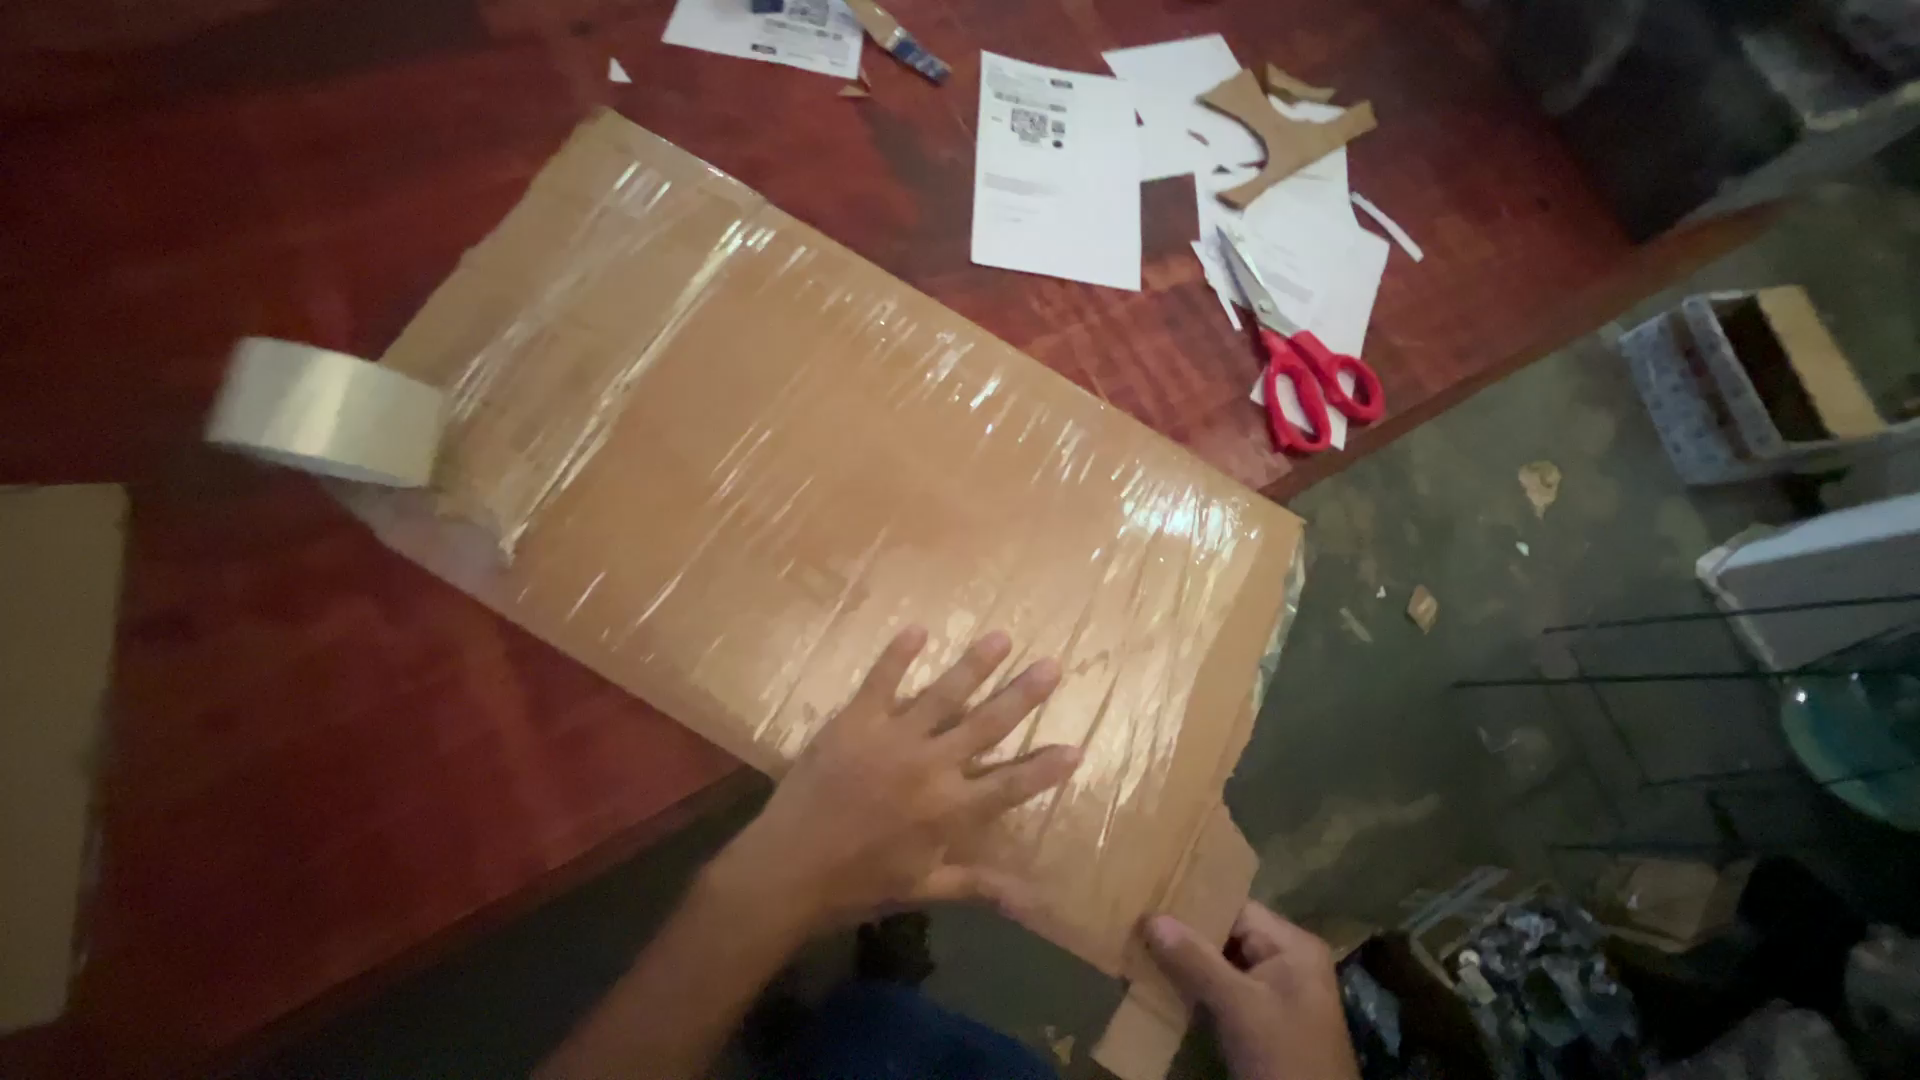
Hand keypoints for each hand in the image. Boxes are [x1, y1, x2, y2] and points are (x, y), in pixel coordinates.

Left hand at [715, 625, 1080, 932]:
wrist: (787, 870)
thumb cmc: (857, 885)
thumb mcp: (923, 888)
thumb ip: (979, 884)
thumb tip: (1032, 900)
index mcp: (950, 811)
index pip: (1011, 785)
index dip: (1045, 768)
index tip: (1076, 746)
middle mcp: (931, 768)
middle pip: (987, 726)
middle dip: (1023, 696)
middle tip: (1051, 666)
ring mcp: (893, 739)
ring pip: (944, 694)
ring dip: (975, 665)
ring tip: (1001, 638)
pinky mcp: (855, 721)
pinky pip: (881, 681)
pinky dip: (898, 655)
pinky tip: (918, 628)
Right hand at [1144, 904, 1359, 1079]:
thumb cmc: (1285, 1060)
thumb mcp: (1238, 1008)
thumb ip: (1195, 960)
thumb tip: (1151, 917)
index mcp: (1292, 947)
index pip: (1234, 908)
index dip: (1192, 904)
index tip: (1149, 898)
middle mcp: (1286, 961)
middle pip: (1226, 934)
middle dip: (1184, 934)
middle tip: (1136, 923)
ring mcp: (1274, 993)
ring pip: (1221, 963)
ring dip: (1185, 961)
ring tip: (1139, 948)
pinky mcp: (1261, 1021)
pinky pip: (1222, 990)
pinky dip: (1195, 987)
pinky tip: (1160, 983)